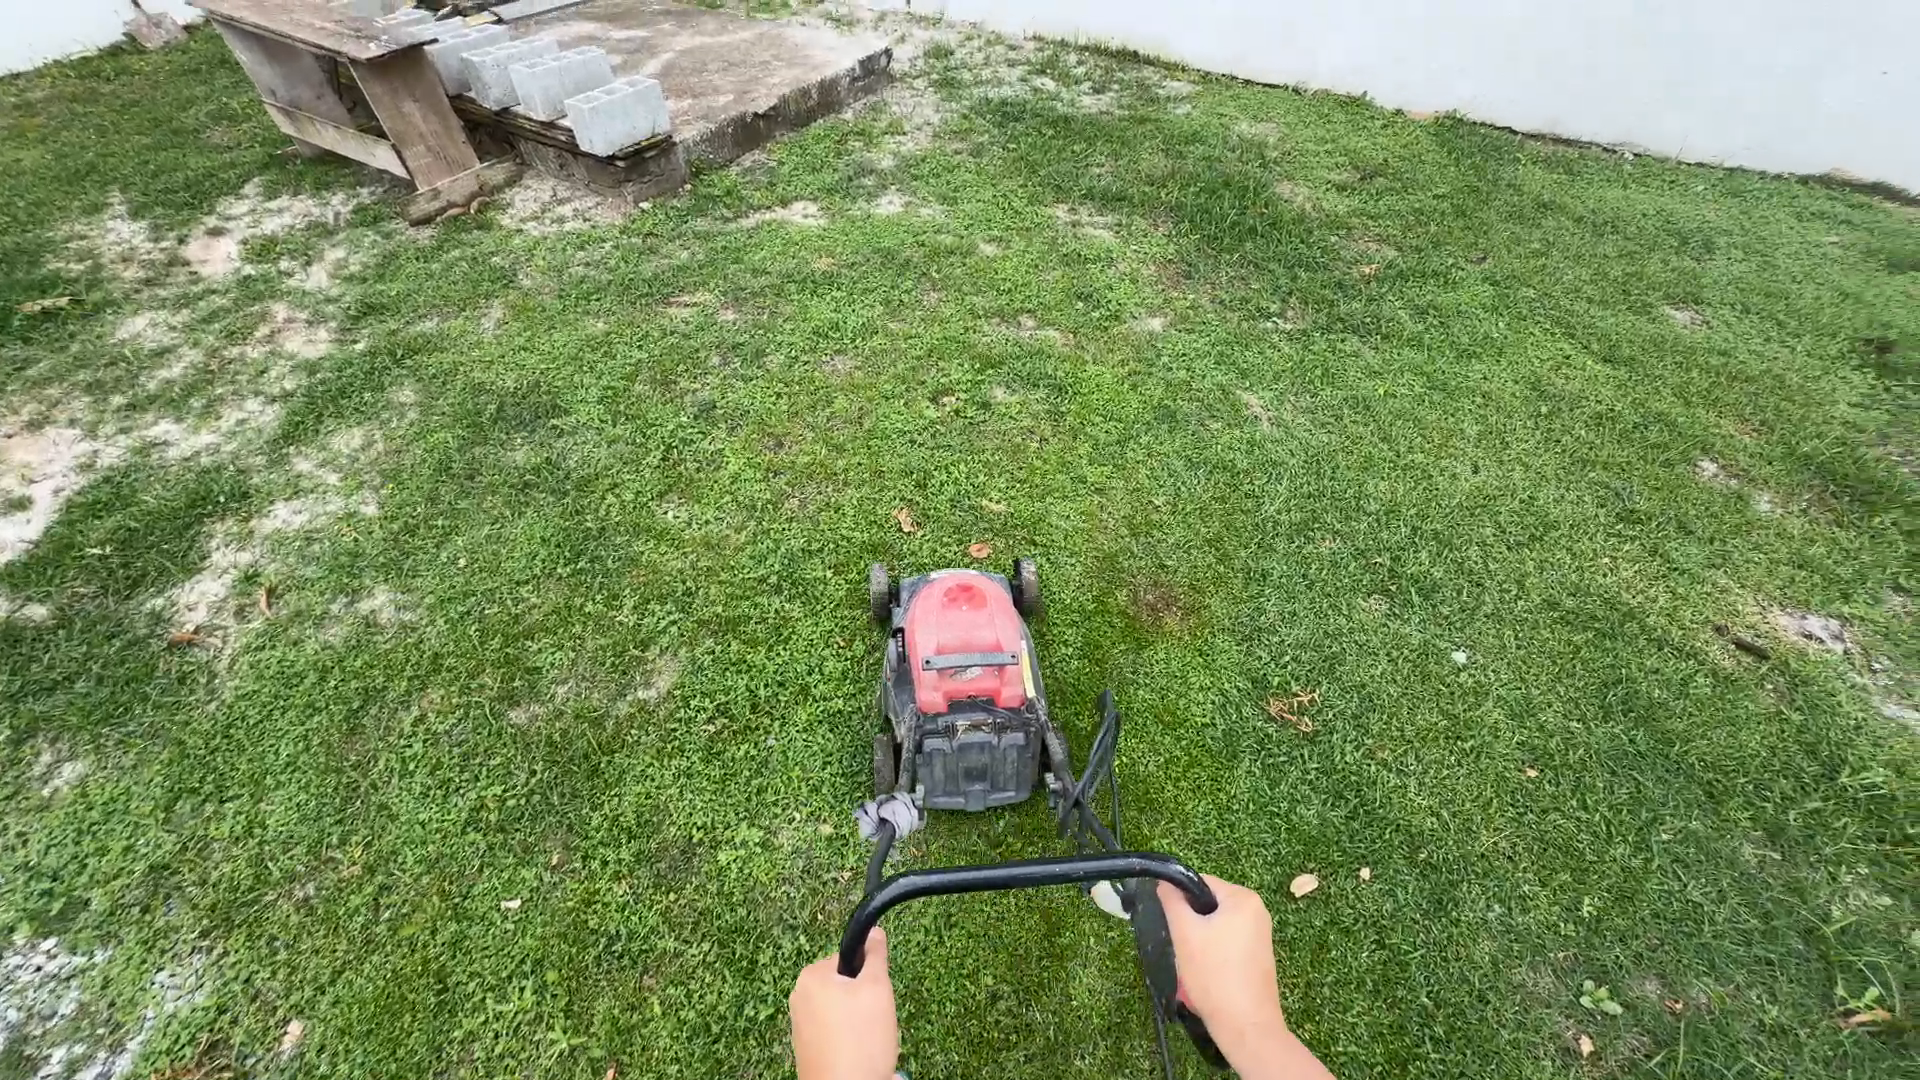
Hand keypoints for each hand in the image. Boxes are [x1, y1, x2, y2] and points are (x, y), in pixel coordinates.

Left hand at [789, 928, 898, 1079]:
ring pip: (841, 1010)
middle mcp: (799, 997)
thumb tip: (873, 932)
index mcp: (811, 976)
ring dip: (857, 1022)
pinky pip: (834, 1032)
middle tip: (872, 1020)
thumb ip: (876, 954)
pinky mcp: (806, 1049)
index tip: (874, 997)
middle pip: (844, 985)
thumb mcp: (877, 987)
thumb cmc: (860, 1043)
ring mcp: (800, 1025)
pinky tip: (856, 1054)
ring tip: (865, 1041)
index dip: (867, 976)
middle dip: (863, 1001)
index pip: (849, 959)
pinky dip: (847, 1040)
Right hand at [1157, 877, 1334, 1078]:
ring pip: (1216, 924)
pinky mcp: (1259, 955)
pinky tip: (1208, 971)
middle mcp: (1257, 910)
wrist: (1246, 1028)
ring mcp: (1261, 934)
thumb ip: (1172, 900)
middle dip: (1192, 922)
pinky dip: (1214, 951)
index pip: (1200, 883)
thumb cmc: (1214, 975)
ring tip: (1194, 961)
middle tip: (1183, 945)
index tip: (1173, 922)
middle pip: (1209, 904)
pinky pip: (1228, 940)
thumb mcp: (1184, 932)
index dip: (1180, 900)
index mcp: (1243, 898)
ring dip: (1200, 938)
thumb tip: (1165, 882)